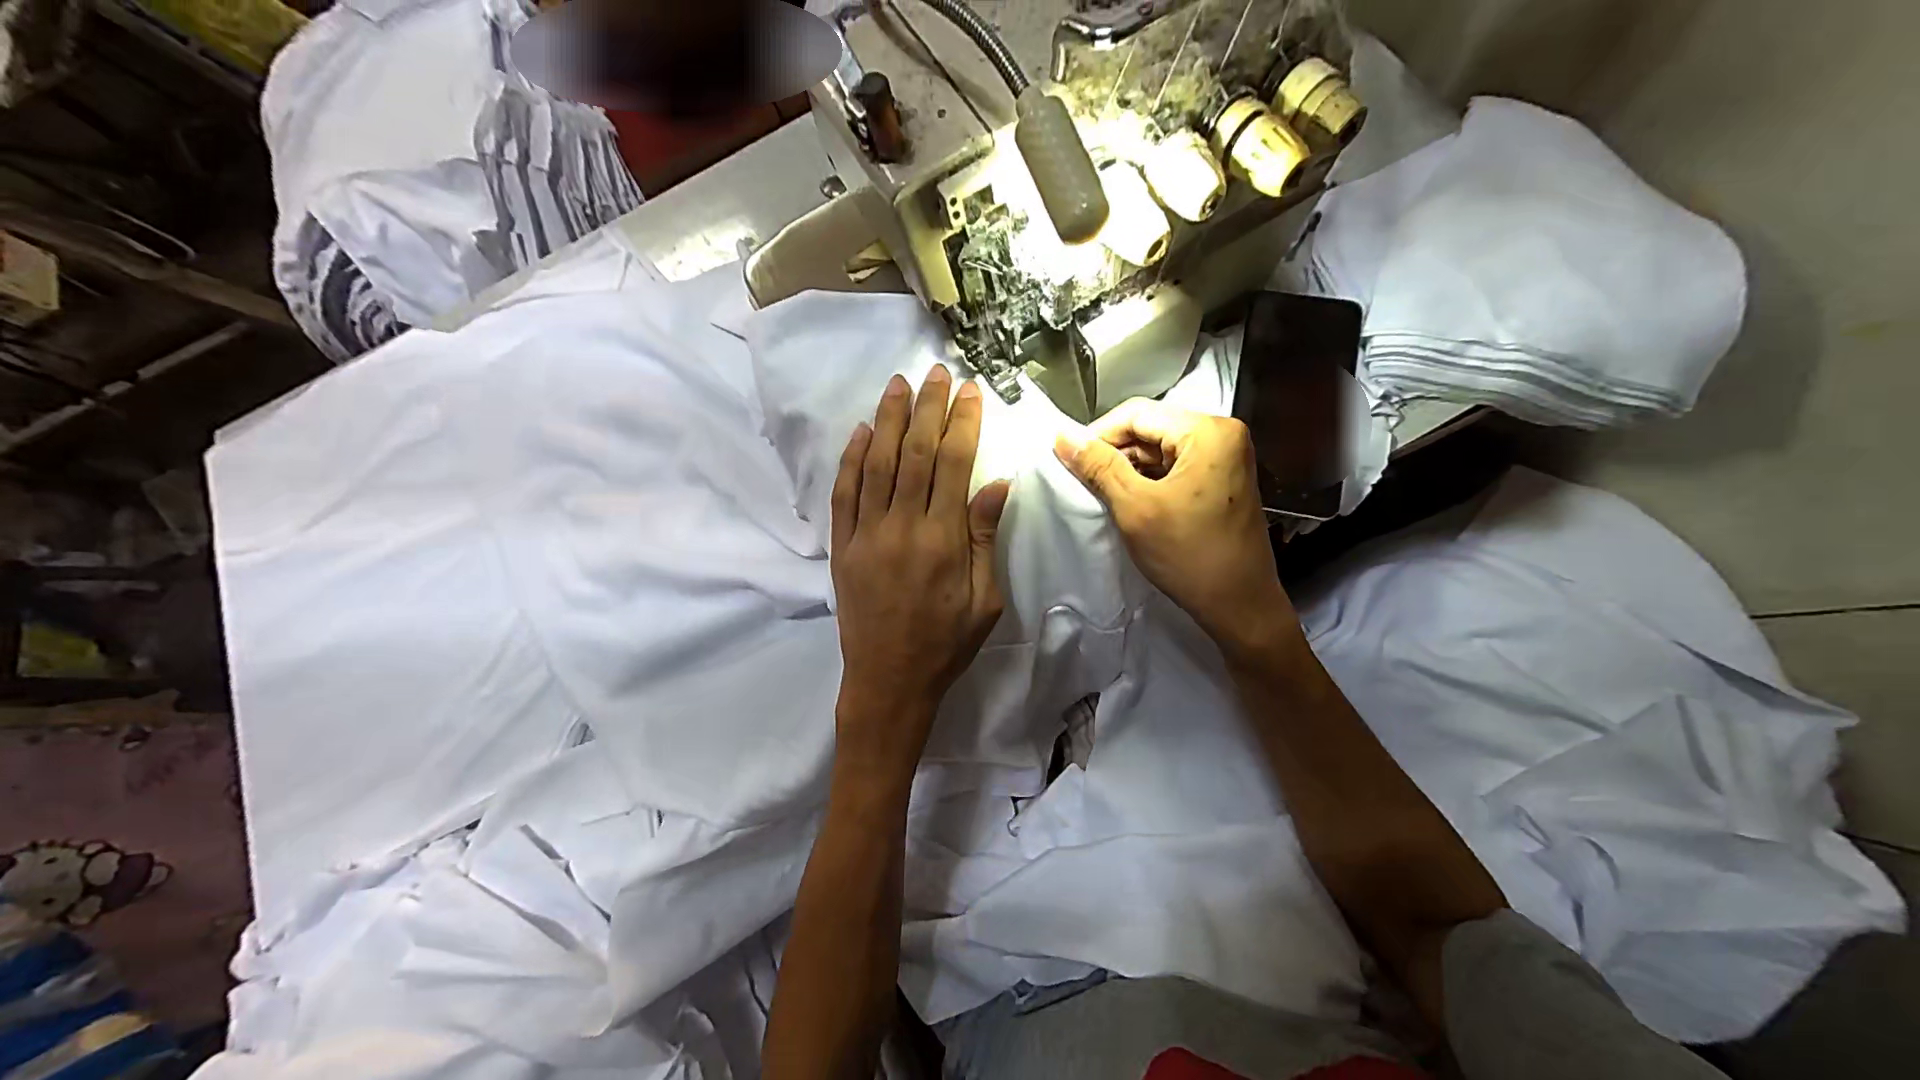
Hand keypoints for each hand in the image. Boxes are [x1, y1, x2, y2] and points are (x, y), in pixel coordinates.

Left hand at [831, 365, 1009, 776]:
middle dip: (926, 408)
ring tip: (897, 385)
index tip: (970, 391)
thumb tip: (999, 483)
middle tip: (934, 372)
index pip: (952, 463)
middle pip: (913, 452)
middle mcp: (901, 527)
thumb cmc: (946, 643)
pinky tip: (859, 432)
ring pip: (875, 464)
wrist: (889, 680)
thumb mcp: (984, 599)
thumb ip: (986, 538)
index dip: (962, 422)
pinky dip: (850, 459)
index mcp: (942, 539)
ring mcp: (865, 535)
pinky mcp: (841, 547)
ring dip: (886, 420)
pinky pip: (843, 494)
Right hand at [1055, 398, 1300, 660]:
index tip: (1068, 460)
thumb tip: (1062, 436)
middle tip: (1082, 479)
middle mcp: (1223, 434)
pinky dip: (1149, 478)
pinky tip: (1128, 499)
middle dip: (1113, 451)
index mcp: (1208, 431)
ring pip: (1161, 447)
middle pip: (1151, 427)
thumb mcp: (1135, 507)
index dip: (1097, 434)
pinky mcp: (1222, 480)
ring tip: (1101, 491)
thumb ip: (1098, 466)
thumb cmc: (1189, 556)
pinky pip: (1175, 466)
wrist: (1239, 606)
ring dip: (1129, 467)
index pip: (1137, 413)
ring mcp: (1226, 457)